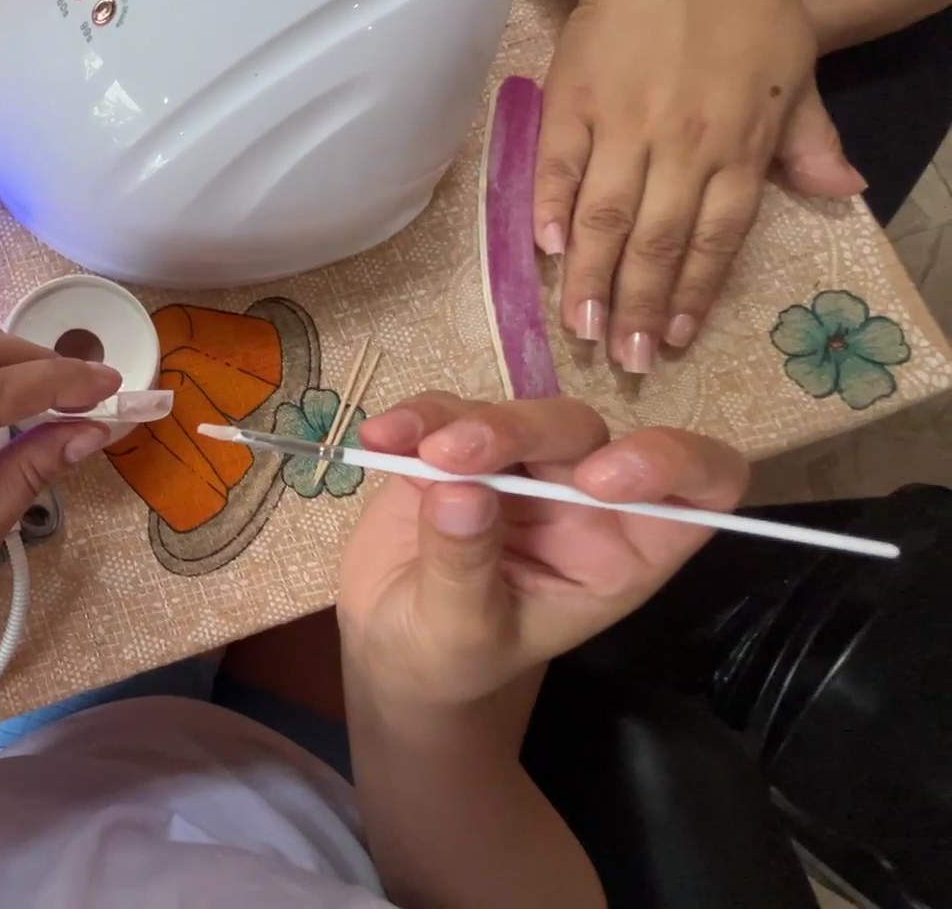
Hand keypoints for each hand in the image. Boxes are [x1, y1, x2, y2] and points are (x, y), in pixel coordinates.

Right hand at [336, 392, 747, 707]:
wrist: (390, 645)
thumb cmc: (447, 658)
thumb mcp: (463, 630)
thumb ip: (466, 566)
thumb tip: (460, 490)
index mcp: (615, 552)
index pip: (693, 488)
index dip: (668, 464)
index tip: (599, 479)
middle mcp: (573, 501)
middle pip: (576, 434)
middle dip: (516, 432)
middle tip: (447, 455)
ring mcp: (508, 471)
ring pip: (504, 413)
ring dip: (450, 421)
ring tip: (392, 442)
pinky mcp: (448, 456)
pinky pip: (439, 415)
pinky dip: (409, 419)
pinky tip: (377, 437)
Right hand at [535, 0, 865, 369]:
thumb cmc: (739, 13)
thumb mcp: (794, 71)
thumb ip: (805, 137)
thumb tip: (838, 192)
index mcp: (741, 141)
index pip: (718, 235)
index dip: (695, 293)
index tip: (675, 341)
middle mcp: (685, 142)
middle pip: (659, 240)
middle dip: (642, 305)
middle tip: (625, 358)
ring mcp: (622, 126)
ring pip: (607, 217)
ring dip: (593, 277)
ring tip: (580, 328)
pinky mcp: (570, 109)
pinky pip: (558, 171)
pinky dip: (551, 211)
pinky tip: (548, 253)